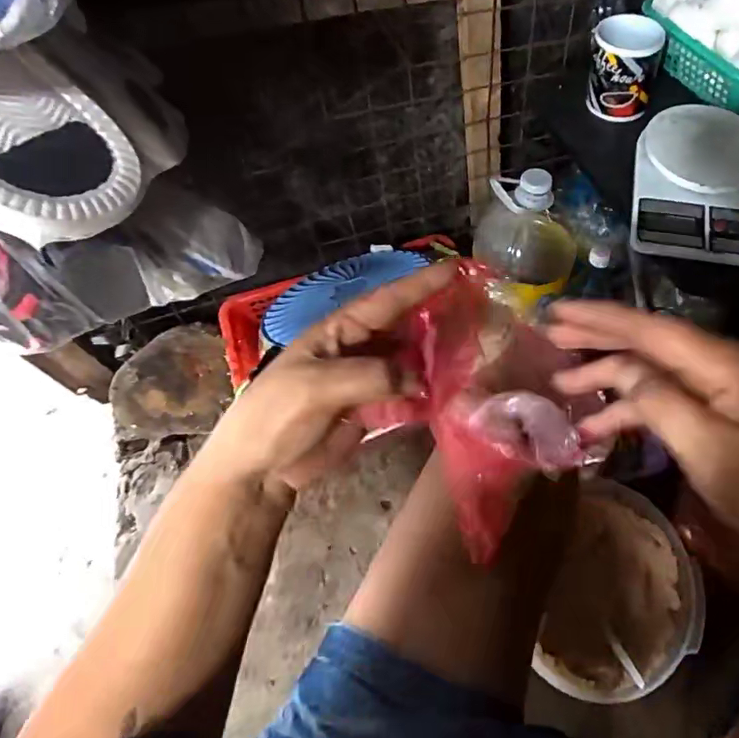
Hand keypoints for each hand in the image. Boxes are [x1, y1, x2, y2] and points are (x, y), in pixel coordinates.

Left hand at [198, 260, 457, 492]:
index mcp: (338, 331)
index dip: (420, 283)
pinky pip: (411, 391)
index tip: (456, 268)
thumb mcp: (316, 387)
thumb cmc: (275, 417)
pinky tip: (455, 387)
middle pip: (406, 325)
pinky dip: (433, 389)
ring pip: (413, 357)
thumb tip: (419, 378)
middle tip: (479, 306)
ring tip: (477, 346)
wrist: (259, 470)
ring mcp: (369, 377)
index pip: (386, 300)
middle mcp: (359, 347)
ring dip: (441, 353)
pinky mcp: (376, 406)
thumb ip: (371, 375)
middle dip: (439, 313)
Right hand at [546, 301, 738, 557]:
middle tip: (550, 332)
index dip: (602, 317)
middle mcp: (722, 364)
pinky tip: (601, 427)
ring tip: (562, 385)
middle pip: (651, 341)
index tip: (559, 309)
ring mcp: (724, 388)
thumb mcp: (708, 448)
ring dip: (611, 377)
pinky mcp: (724, 412)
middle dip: (600, 337)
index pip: (651, 329)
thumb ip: (661, 402)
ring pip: (656, 371)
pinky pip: (671, 398)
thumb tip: (622, 368)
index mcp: (722, 363)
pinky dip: (635, 408)